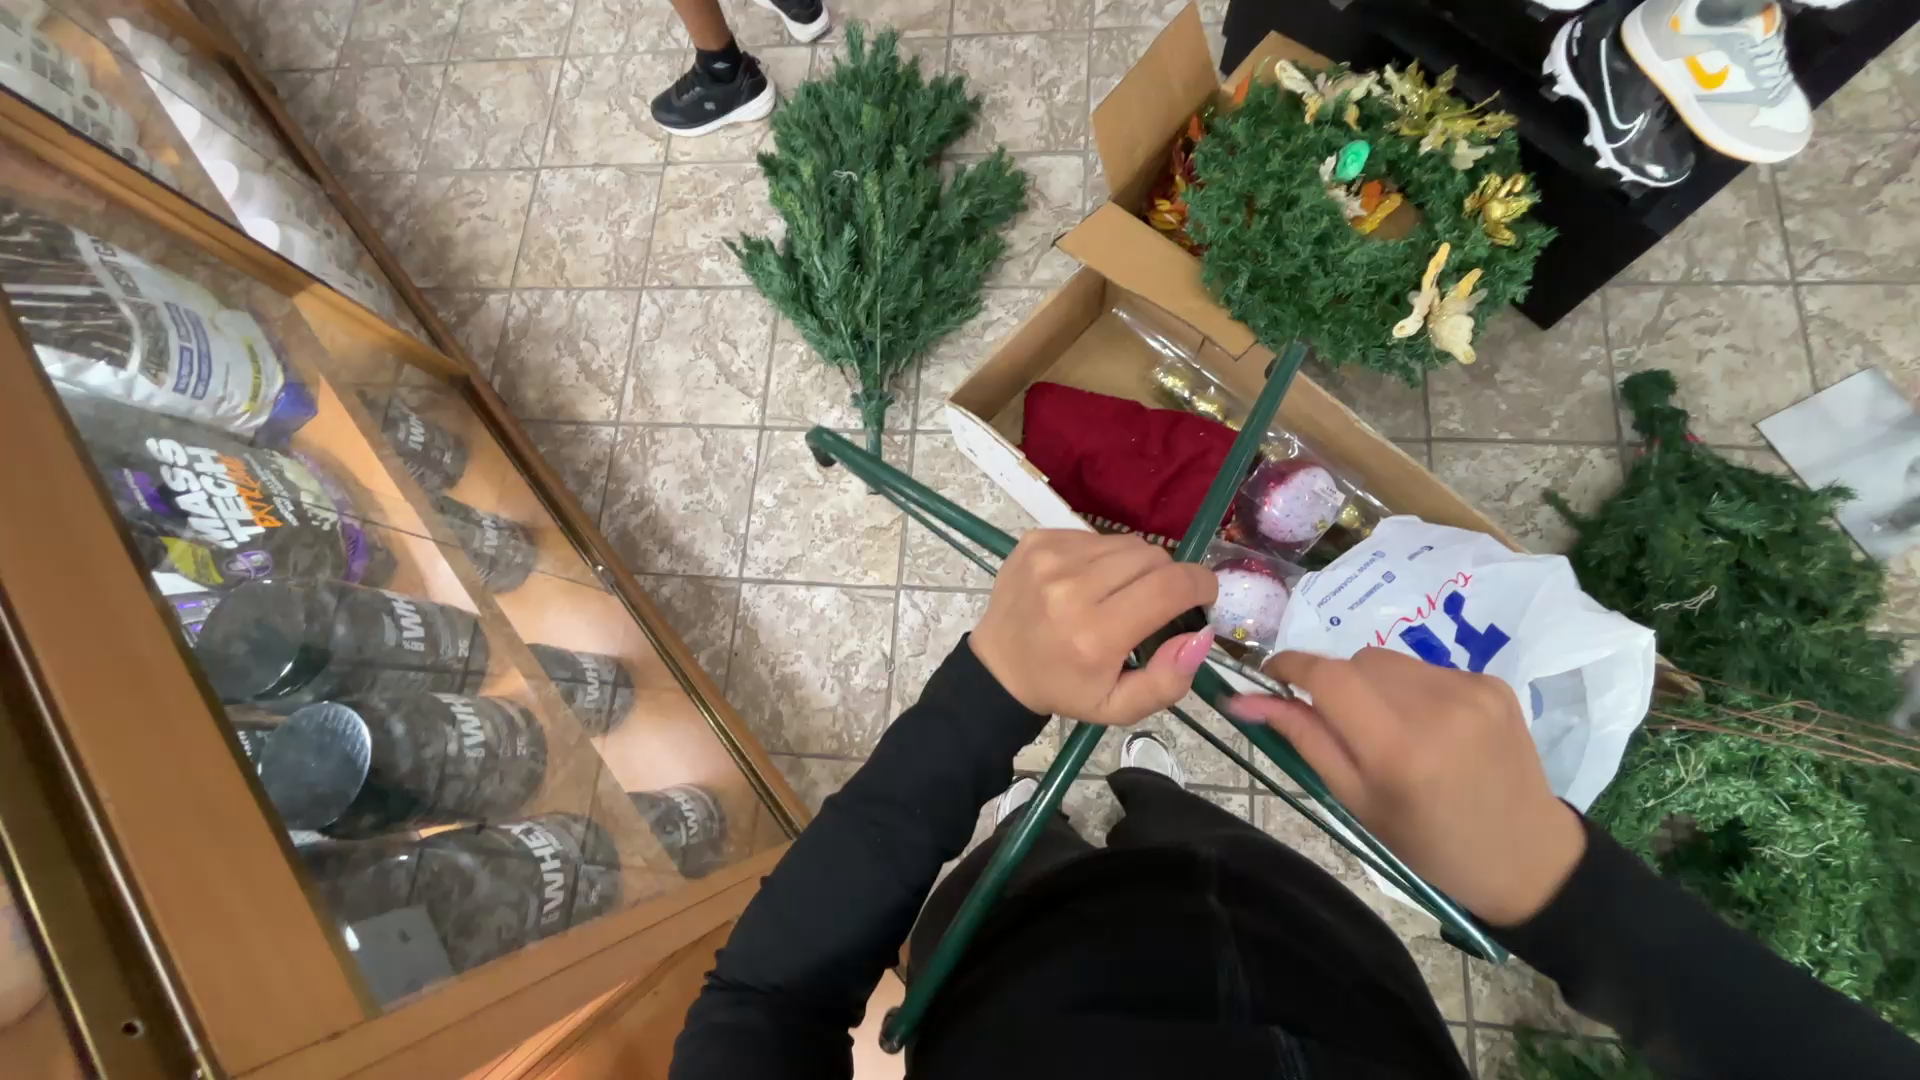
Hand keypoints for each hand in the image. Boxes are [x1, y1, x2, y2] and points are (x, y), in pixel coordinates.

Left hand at [969, 531, 1216, 724]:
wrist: (999, 667)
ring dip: (1135, 565)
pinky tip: (1087, 581)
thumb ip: (1168, 680)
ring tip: (1118, 593)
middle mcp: (1072, 588)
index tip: (1204, 595)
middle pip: (1153, 557)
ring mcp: (1050, 557)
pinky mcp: (1037, 539)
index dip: (1201, 584)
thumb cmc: (1064, 687)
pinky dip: (1102, 556)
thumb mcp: (1119, 706)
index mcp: (1096, 634)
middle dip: (1168, 577)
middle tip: (1156, 602)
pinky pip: (1094, 535)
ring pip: (1126, 542)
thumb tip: (1201, 634)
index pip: (1171, 586)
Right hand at [1231, 648, 1586, 926]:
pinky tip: (1427, 725)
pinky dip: (1409, 688)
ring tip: (1387, 727)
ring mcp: (1470, 690)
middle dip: (1333, 683)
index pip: (1327, 677)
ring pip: (1386, 661)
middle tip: (1339, 724)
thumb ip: (1301, 738)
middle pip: (1354, 662)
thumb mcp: (1353, 799)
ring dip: (1371, 683)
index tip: (1270, 675)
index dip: (1289, 666)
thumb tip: (1242, 699)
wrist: (1528, 858)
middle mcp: (1436, 707)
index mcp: (1397, 748)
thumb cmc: (1427, 842)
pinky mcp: (1493, 683)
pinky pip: (1423, 668)